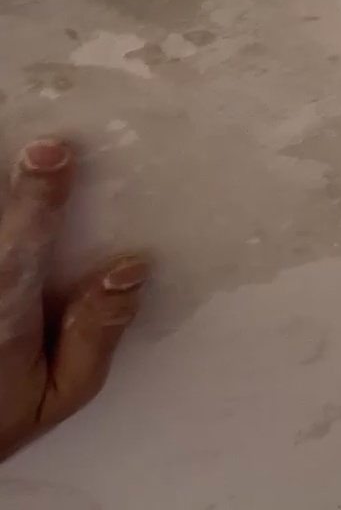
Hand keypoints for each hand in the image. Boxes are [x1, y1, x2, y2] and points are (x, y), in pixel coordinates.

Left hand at [0, 139, 146, 462]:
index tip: (51, 151)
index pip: (19, 251)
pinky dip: (6, 221)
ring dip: (3, 205)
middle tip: (39, 143)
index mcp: (0, 325)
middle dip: (12, 189)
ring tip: (20, 160)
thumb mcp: (62, 393)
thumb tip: (131, 264)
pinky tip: (12, 204)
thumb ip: (96, 332)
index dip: (37, 199)